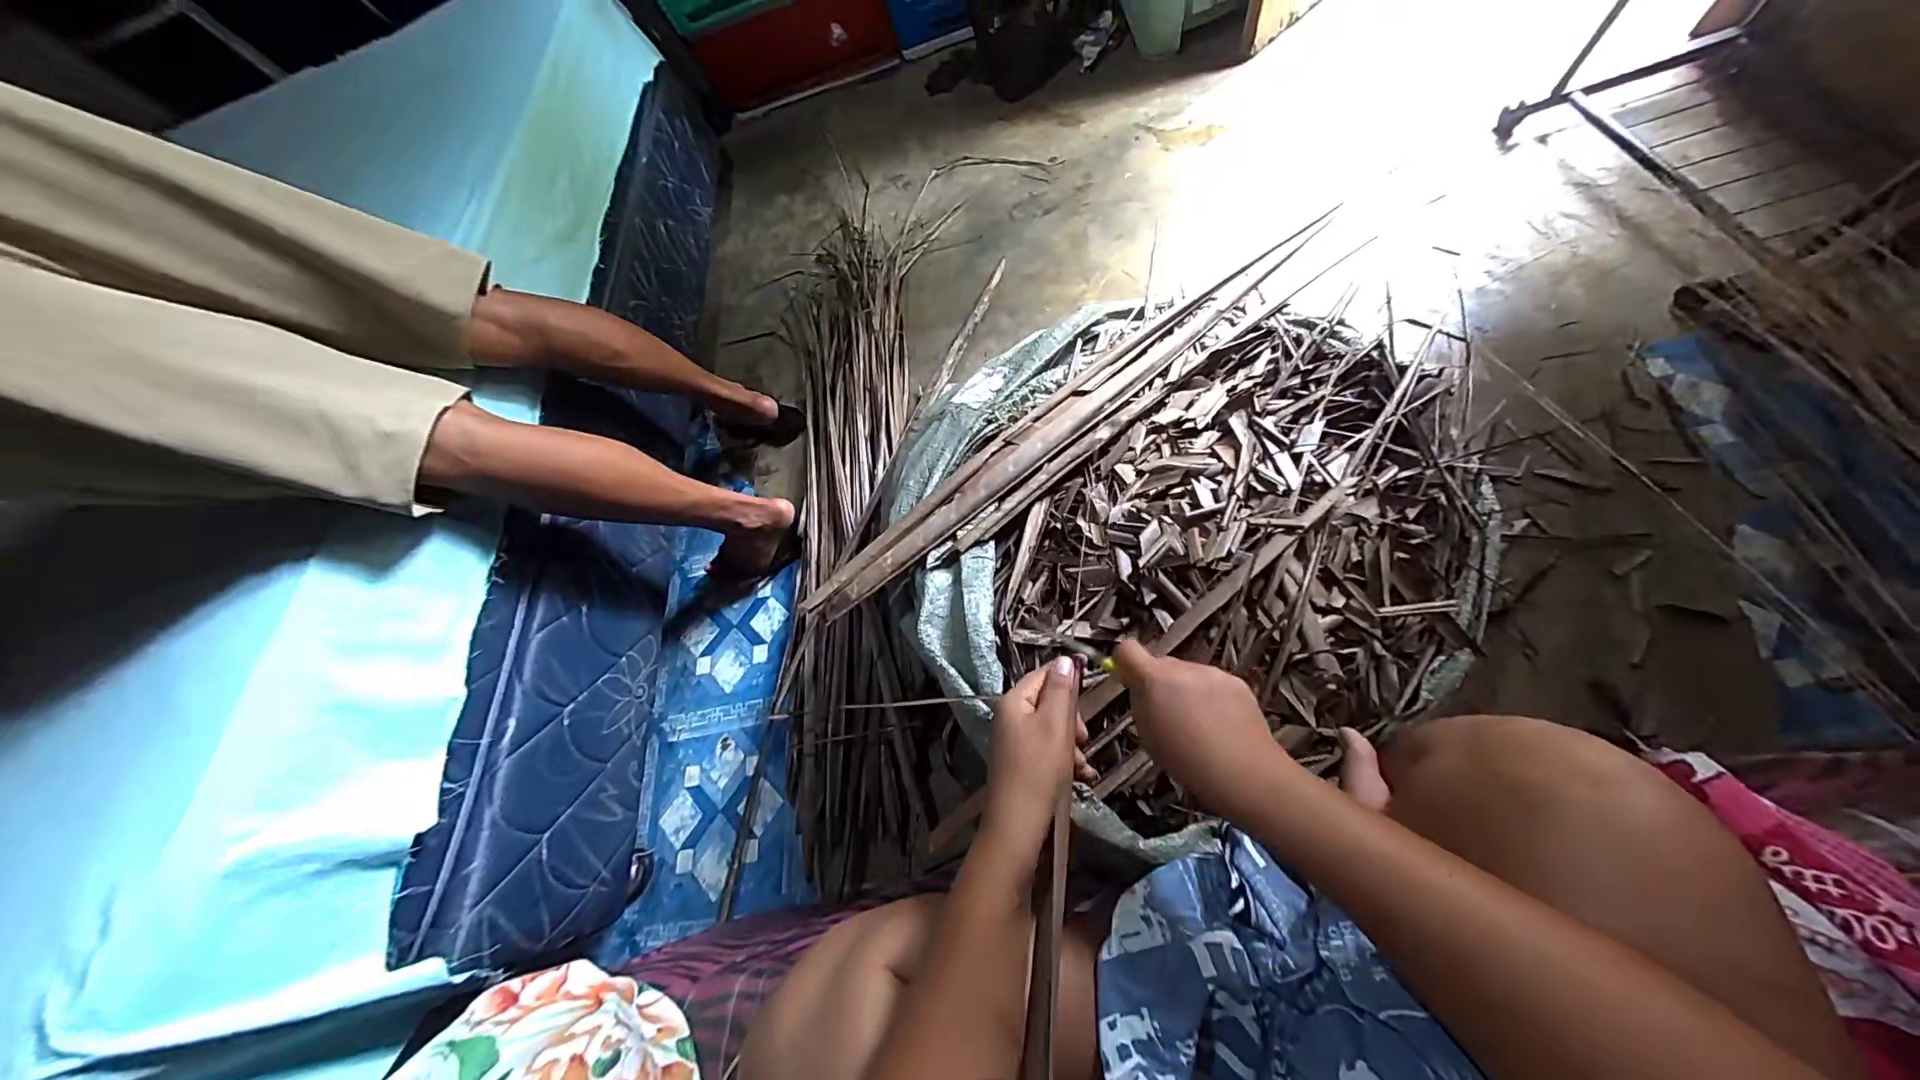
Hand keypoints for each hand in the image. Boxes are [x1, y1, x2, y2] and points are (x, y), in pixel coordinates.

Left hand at [983, 656, 1094, 853]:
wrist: (1018, 825)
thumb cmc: (1038, 770)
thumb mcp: (1055, 725)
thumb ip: (1061, 690)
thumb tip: (1065, 659)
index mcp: (1014, 701)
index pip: (1044, 675)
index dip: (1067, 684)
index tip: (1085, 703)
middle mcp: (1011, 717)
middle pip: (1051, 703)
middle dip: (1072, 720)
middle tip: (1082, 739)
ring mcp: (1016, 741)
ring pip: (1055, 729)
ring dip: (1073, 745)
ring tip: (1080, 765)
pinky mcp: (1024, 763)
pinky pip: (1050, 751)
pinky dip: (1066, 761)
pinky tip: (1080, 776)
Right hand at [1110, 640, 1301, 820]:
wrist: (1244, 772)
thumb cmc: (1188, 761)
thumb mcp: (1147, 734)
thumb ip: (1140, 702)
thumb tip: (1139, 687)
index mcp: (1155, 680)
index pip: (1127, 650)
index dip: (1125, 663)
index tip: (1130, 680)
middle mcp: (1184, 669)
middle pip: (1161, 664)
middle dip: (1160, 682)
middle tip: (1167, 714)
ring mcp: (1212, 673)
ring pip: (1189, 674)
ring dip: (1187, 690)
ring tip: (1199, 724)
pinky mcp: (1235, 681)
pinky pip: (1213, 683)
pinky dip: (1211, 698)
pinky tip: (1219, 724)